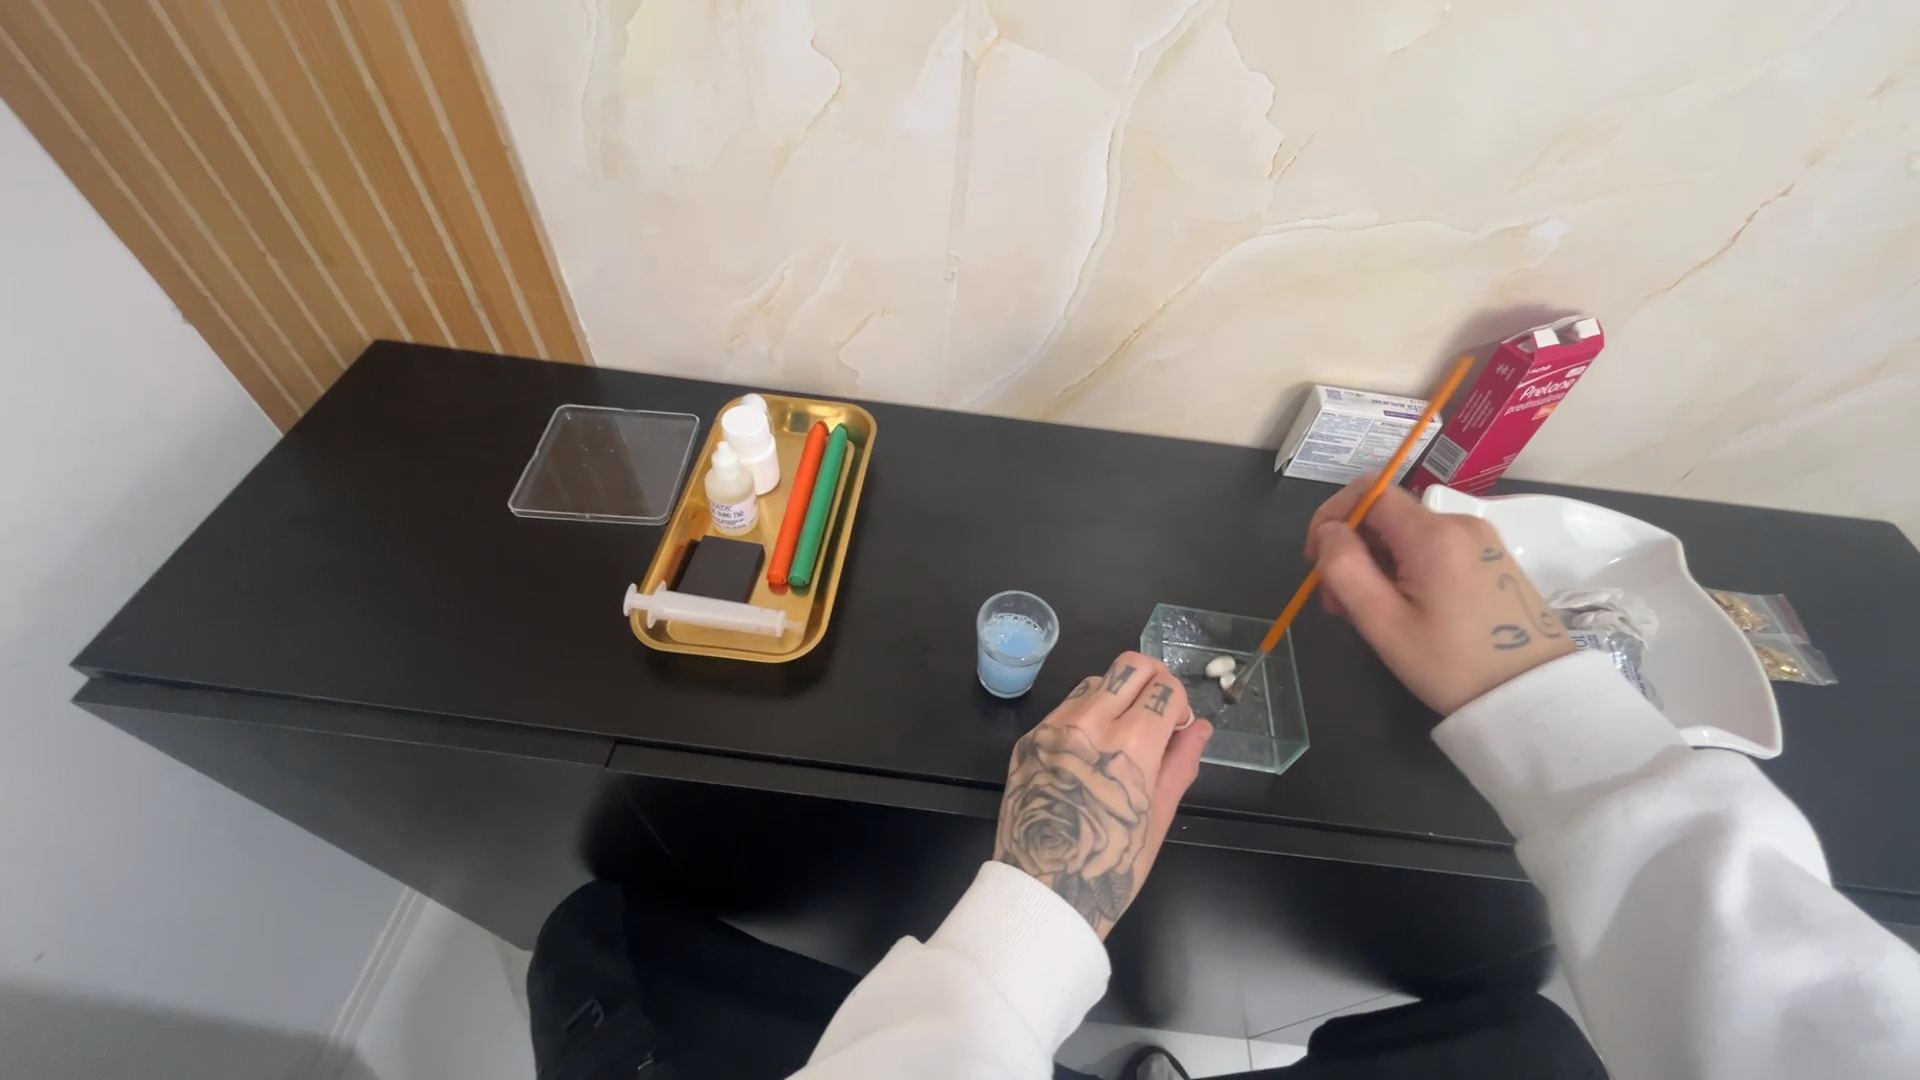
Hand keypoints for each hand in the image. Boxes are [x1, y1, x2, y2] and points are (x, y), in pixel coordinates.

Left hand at [993, 653, 1213, 938]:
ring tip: (1120, 735)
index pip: (1165, 687)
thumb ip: (1181, 762)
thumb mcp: (1158, 816)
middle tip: (1155, 711)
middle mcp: (1089, 721)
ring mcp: (1054, 726)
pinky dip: (1085, 714)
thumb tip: (1200, 727)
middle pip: (1131, 665)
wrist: (1040, 888)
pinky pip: (1065, 706)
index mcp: (1130, 744)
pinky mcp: (1029, 736)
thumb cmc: (1111, 864)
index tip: (1177, 725)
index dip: (1179, 702)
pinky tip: (1089, 751)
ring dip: (1117, 695)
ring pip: (1096, 680)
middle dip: (1153, 679)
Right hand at [1305, 479, 1575, 714]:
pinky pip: (1429, 548)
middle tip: (1336, 602)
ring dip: (1373, 563)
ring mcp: (1480, 540)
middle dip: (1350, 549)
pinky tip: (1399, 607)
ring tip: (1366, 611)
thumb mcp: (1381, 621)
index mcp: (1433, 534)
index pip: (1368, 491)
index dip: (1331, 515)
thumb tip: (1329, 531)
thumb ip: (1344, 567)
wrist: (1531, 697)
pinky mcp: (1490, 558)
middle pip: (1384, 515)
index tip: (1315, 557)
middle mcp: (1460, 524)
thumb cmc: (1450, 663)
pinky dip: (1402, 568)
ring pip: (1404, 534)